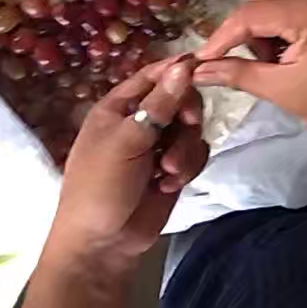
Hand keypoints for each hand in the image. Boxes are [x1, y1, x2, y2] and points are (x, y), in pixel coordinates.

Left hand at [43, 55, 210, 273]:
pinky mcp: (173, 169)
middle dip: (187, 116)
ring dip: (185, 149)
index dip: (178, 71)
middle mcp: (141, 122)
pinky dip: (188, 168)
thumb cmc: (101, 186)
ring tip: (168, 171)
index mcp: (119, 107)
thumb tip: (185, 64)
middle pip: (181, 100)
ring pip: (192, 130)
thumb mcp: (127, 141)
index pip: (154, 76)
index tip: (205, 69)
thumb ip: (159, 104)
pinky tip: (170, 184)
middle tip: (188, 126)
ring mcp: (158, 146)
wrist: (103, 243)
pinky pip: (196, 154)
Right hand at [192, 0, 306, 146]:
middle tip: (242, 64)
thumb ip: (239, 74)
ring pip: (275, 4)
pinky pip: (293, 11)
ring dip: (262, 31)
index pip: (249, 14)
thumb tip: (198, 70)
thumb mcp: (283, 90)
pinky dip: (280, 30)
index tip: (202, 61)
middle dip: (244, 31)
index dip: (221, 38)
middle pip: (260, 0)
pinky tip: (286, 59)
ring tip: (271, 66)